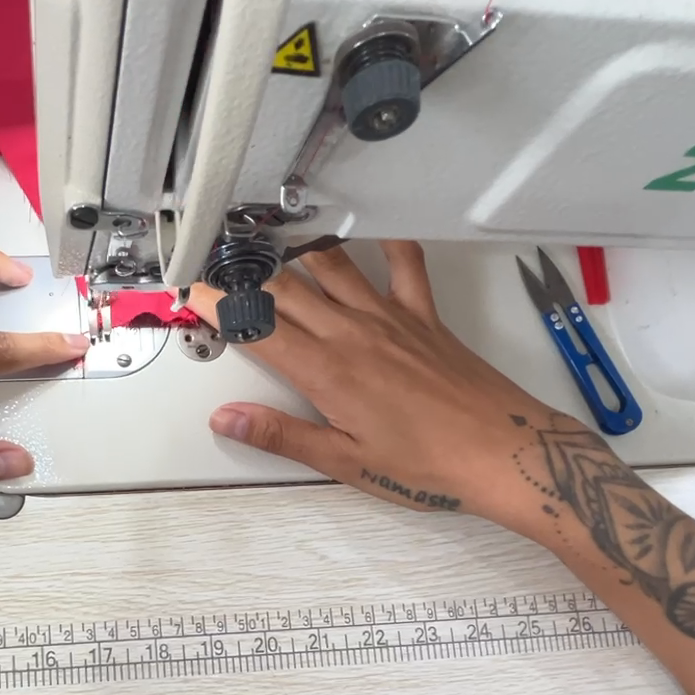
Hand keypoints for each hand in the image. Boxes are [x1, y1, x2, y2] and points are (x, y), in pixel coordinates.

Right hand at [188, 241, 575, 533]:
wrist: (503, 453)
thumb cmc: (426, 465)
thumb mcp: (343, 460)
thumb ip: (280, 435)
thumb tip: (227, 419)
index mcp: (326, 372)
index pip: (258, 328)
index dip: (219, 306)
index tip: (192, 290)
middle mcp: (353, 334)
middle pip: (286, 290)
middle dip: (245, 273)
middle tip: (217, 259)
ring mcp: (390, 319)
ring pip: (333, 268)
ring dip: (297, 250)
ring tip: (268, 234)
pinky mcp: (423, 318)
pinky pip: (404, 266)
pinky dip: (387, 244)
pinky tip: (373, 229)